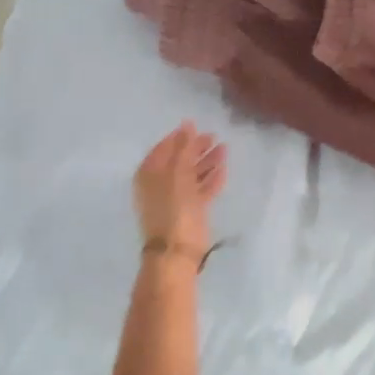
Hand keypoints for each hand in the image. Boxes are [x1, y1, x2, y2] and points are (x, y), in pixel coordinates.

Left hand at [134, 122, 226, 256]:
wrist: (176, 249)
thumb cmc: (173, 207)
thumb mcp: (177, 173)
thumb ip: (183, 148)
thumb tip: (187, 124)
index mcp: (150, 173)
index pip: (164, 148)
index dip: (179, 136)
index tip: (195, 125)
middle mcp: (161, 183)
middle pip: (180, 160)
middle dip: (196, 147)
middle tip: (214, 136)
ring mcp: (176, 197)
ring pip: (193, 174)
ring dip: (207, 161)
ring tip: (225, 149)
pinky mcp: (191, 209)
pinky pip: (202, 189)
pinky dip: (212, 179)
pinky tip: (224, 169)